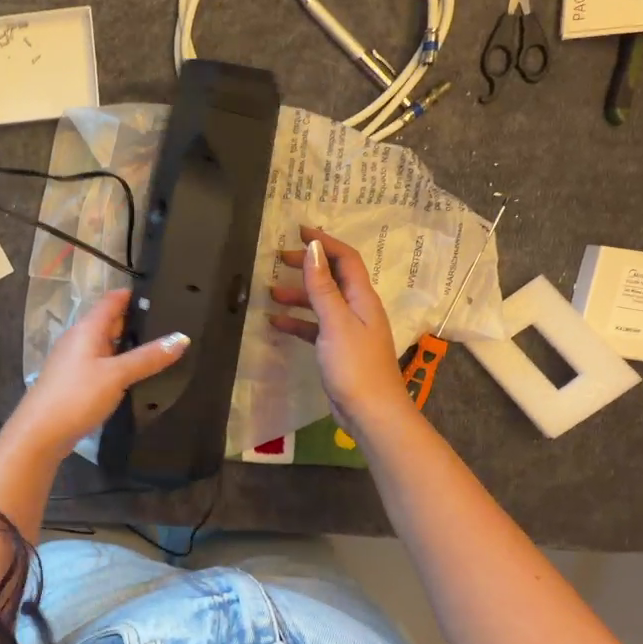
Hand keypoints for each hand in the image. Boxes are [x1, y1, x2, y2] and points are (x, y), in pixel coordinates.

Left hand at [7, 289, 188, 458]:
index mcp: (86, 328)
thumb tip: (182, 337)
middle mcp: (79, 339)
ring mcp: (75, 361)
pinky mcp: (75, 382)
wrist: (40, 433)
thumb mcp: (116, 374)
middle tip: (172, 322)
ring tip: (162, 347)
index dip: (135, 294)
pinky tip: (137, 374)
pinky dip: (120, 364)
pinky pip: (102, 364)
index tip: (164, 292)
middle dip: (137, 321)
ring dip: (129, 345)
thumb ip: (148, 357)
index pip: (112, 300)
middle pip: (110, 321)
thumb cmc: (77, 396)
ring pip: (107, 345)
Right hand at [269, 227, 414, 431]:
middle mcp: (358, 309)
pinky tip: (277, 323)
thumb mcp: (335, 322)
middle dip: (309, 265)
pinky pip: (316, 326)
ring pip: (322, 302)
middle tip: (279, 259)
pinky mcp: (338, 350)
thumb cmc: (354, 365)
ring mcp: (349, 330)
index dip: (325, 243)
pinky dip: (298, 321)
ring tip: (271, 292)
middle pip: (333, 277)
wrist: (371, 412)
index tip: (299, 231)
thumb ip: (322, 286)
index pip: (345, 259)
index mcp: (362, 298)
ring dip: (299, 294)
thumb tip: (313, 249)